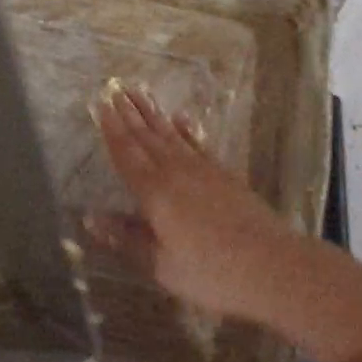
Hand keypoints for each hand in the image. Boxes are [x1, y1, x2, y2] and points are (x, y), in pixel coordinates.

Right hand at [87, 84, 312, 322]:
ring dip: (152, 113)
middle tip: (114, 89)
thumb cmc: (210, 272)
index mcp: (154, 192)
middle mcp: (175, 171)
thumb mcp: (161, 265)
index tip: (100, 104)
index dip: (111, 129)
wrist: (271, 264)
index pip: (126, 154)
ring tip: (139, 92)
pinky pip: (197, 142)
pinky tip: (180, 118)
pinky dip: (186, 128)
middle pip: (146, 137)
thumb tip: (89, 217)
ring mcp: (202, 169)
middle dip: (128, 113)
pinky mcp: (223, 173)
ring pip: (170, 134)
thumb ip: (126, 238)